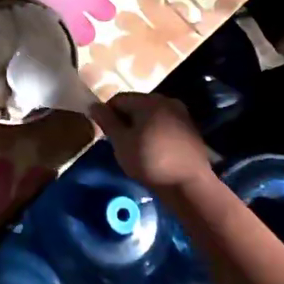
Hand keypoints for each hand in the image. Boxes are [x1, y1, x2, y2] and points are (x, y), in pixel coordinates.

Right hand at [92, 93, 213, 189]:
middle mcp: (166, 100)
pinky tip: (154, 150)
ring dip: (140, 126)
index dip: (107, 114)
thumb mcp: (121, 142)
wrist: (188, 184)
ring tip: (136, 148)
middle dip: (125, 120)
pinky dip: (155, 132)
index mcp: (148, 100)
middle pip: (136, 104)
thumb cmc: (149, 161)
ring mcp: (181, 113)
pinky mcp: (190, 128)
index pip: (118, 99)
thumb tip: (93, 105)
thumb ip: (107, 121)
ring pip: (151, 115)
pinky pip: (164, 124)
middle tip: (119, 142)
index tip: (106, 134)